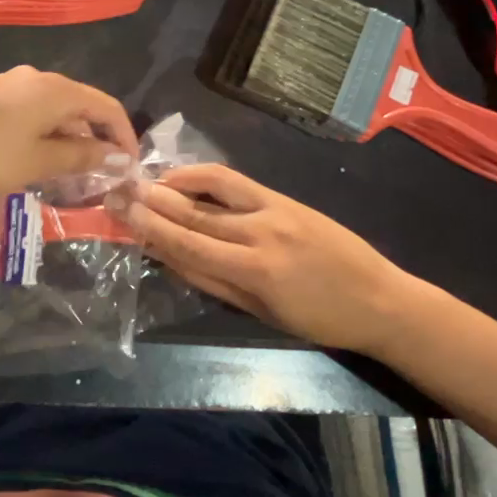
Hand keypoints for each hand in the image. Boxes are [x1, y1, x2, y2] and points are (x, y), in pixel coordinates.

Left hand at [0, 66, 137, 196]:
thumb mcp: (39, 162)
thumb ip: (81, 158)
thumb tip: (117, 157)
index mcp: (55, 89)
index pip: (106, 107)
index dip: (123, 137)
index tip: (128, 169)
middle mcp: (36, 78)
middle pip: (80, 106)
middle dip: (95, 141)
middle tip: (101, 178)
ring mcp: (10, 85)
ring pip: (54, 111)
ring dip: (68, 141)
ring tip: (71, 177)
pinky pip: (31, 113)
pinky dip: (44, 136)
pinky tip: (38, 162)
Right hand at [113, 164, 424, 354]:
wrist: (381, 300)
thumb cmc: (320, 319)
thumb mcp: (263, 314)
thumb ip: (213, 282)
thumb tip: (166, 257)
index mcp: (255, 273)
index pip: (188, 246)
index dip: (149, 229)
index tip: (119, 213)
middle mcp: (260, 235)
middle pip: (193, 216)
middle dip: (149, 202)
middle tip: (115, 189)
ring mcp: (273, 211)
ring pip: (209, 193)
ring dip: (170, 184)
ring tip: (140, 180)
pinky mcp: (283, 198)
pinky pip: (233, 181)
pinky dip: (201, 177)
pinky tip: (180, 176)